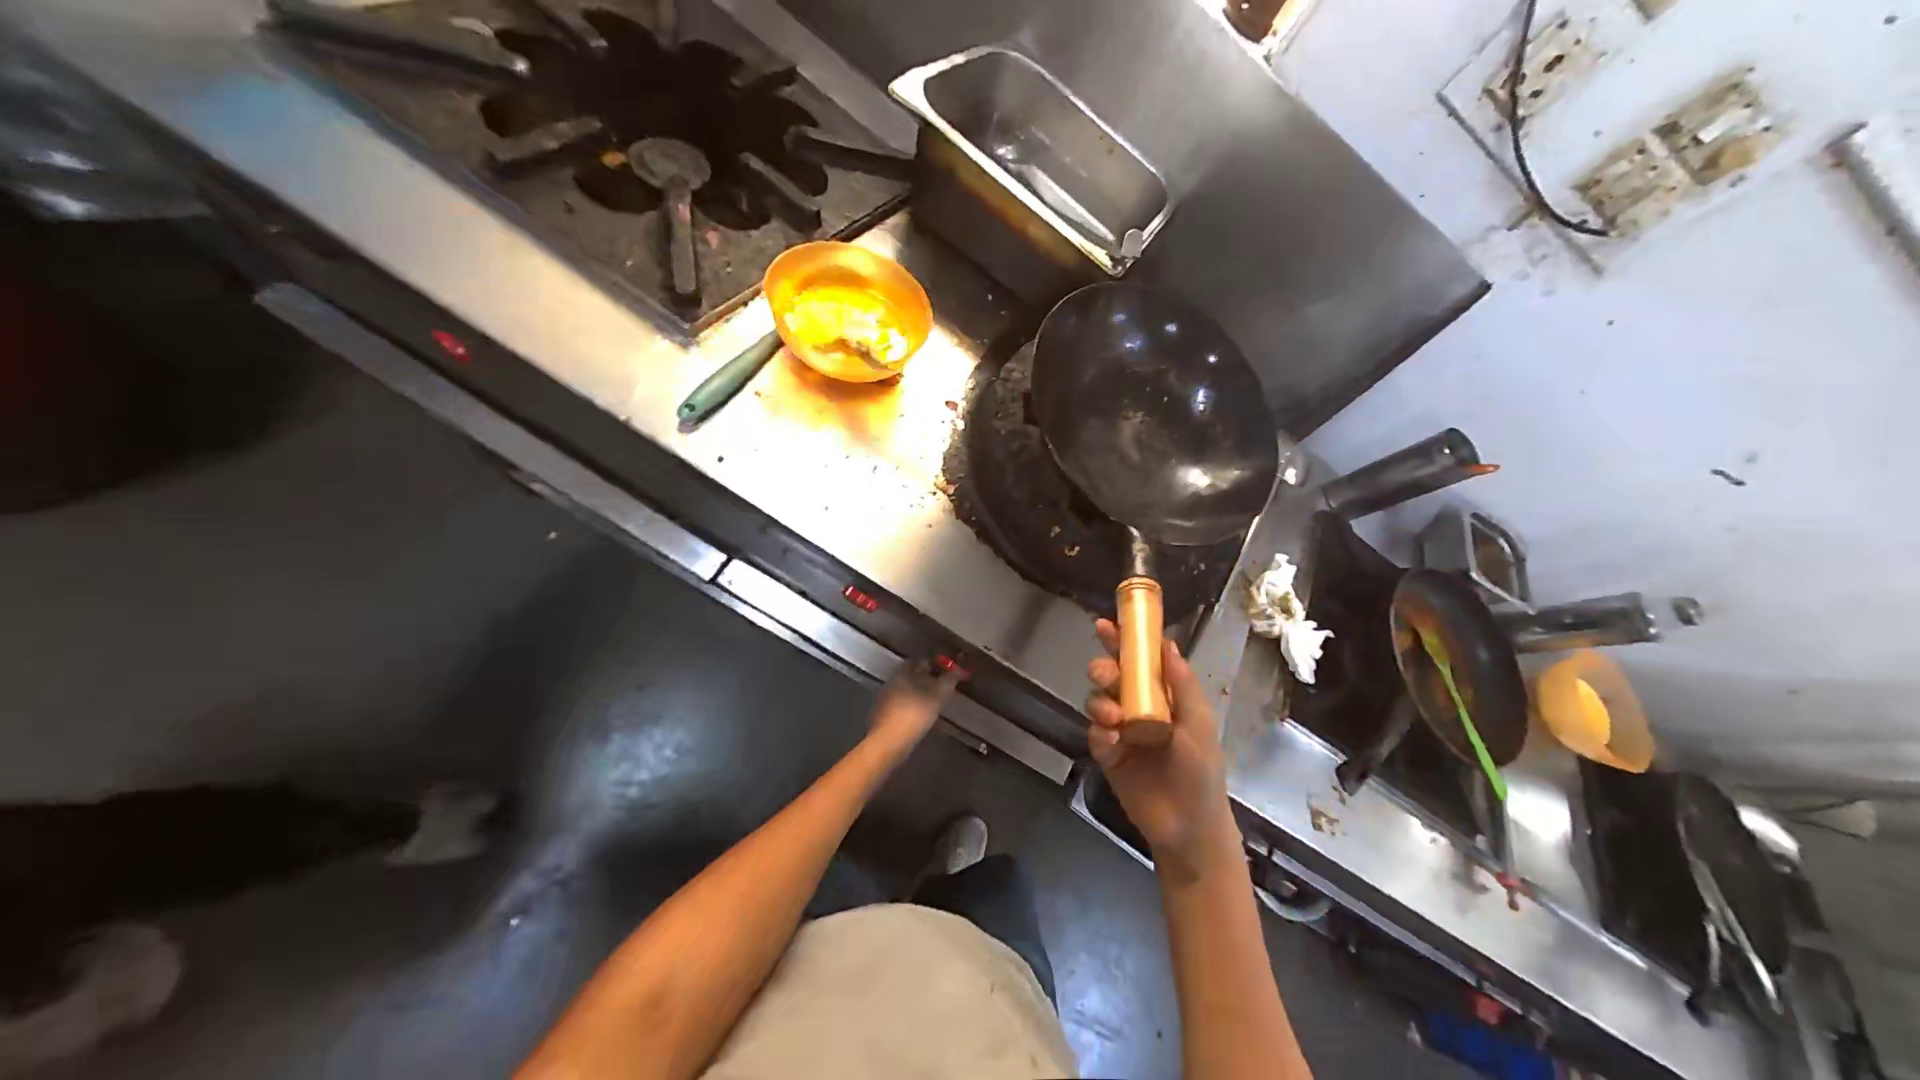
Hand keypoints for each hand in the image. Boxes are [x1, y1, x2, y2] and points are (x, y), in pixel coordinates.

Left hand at [866, 661, 961, 751]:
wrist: (887, 743)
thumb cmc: (913, 715)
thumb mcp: (935, 697)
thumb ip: (947, 682)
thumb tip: (957, 671)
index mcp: (901, 675)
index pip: (917, 661)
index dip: (932, 663)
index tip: (945, 669)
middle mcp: (891, 684)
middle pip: (911, 676)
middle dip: (926, 678)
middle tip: (942, 685)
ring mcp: (885, 701)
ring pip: (907, 691)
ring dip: (920, 693)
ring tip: (936, 701)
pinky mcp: (884, 717)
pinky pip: (902, 705)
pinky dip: (914, 706)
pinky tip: (922, 715)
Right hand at [1085, 619, 1238, 882]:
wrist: (1189, 827)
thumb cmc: (1201, 774)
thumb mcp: (1199, 725)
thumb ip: (1182, 684)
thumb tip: (1168, 644)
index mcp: (1164, 697)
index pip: (1141, 662)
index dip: (1124, 642)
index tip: (1106, 625)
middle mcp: (1139, 708)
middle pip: (1113, 677)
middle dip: (1105, 668)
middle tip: (1105, 673)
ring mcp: (1121, 731)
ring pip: (1099, 701)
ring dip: (1101, 700)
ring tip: (1113, 716)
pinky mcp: (1108, 755)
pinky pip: (1095, 732)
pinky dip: (1098, 729)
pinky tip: (1109, 736)